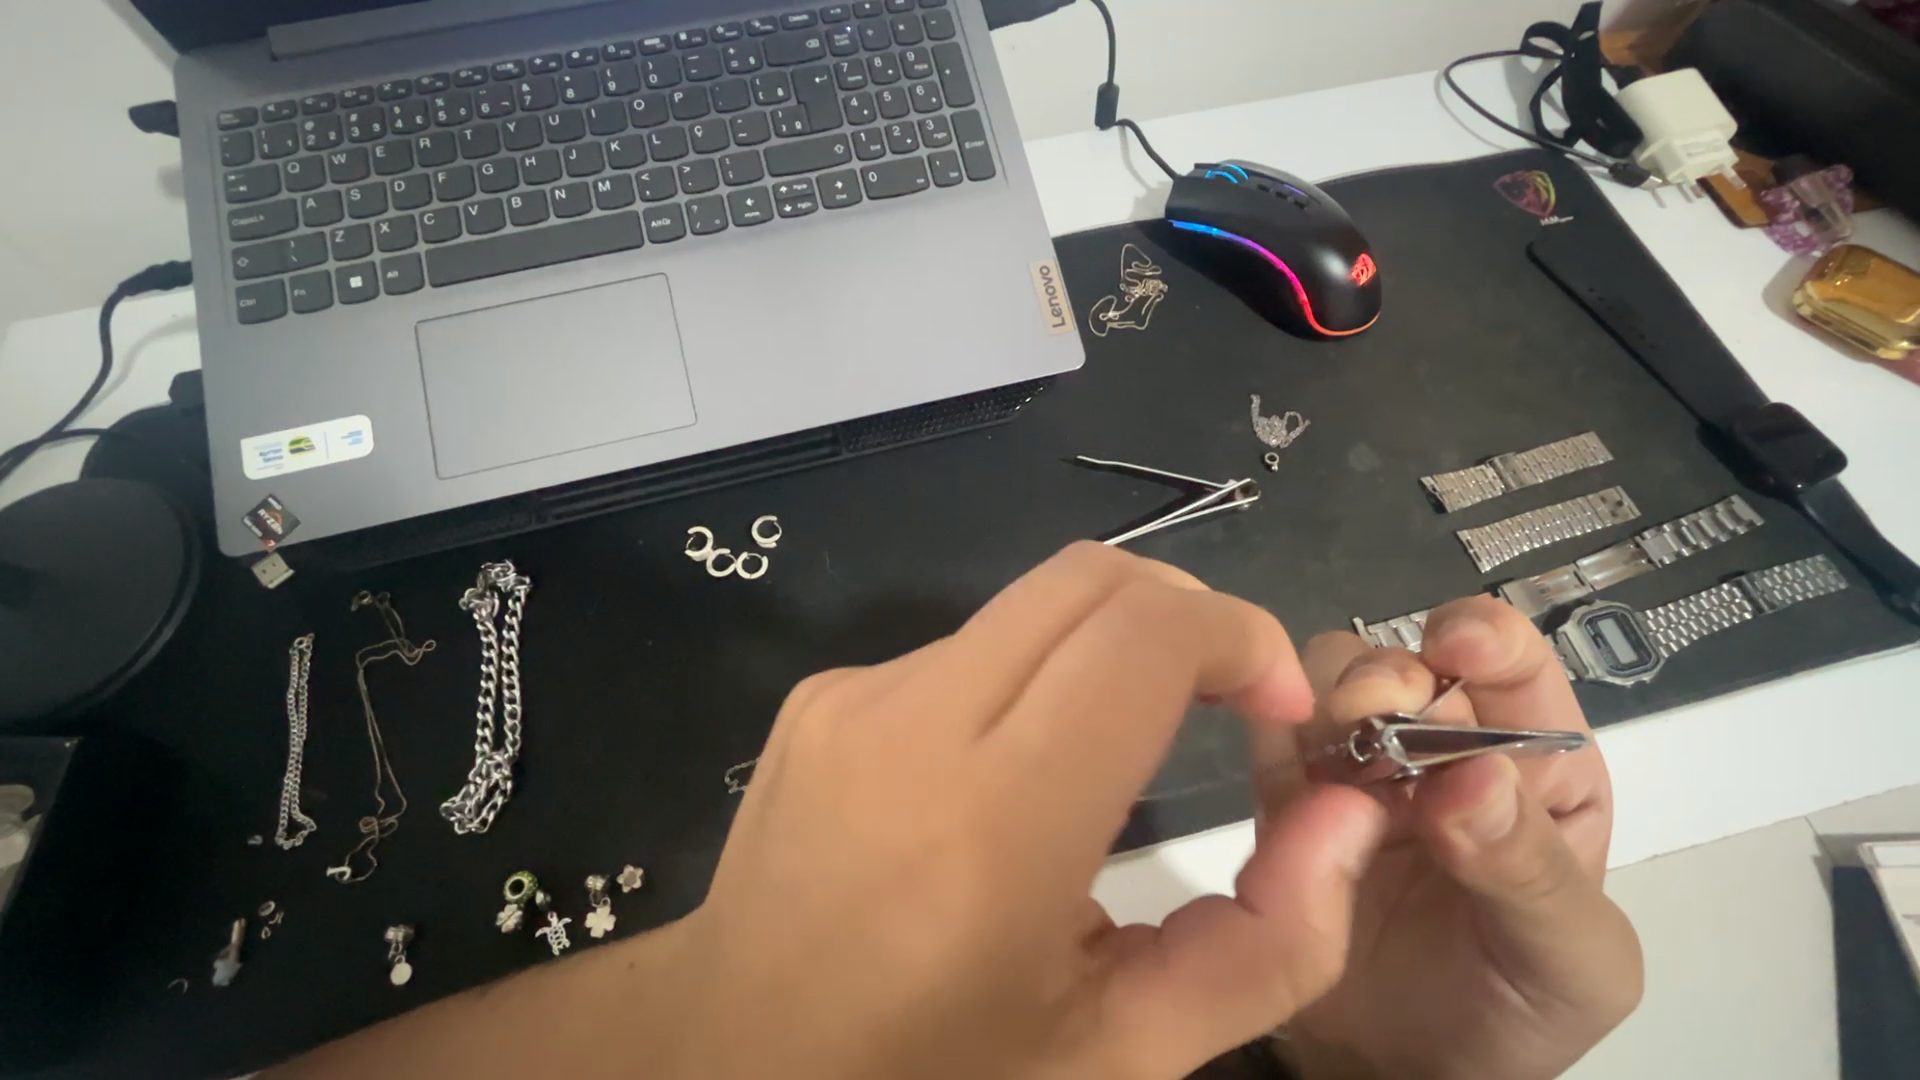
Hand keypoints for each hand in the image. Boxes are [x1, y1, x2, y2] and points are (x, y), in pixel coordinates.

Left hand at [670, 543, 1389, 1078]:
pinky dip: (1019, 679)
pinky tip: (996, 771)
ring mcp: (853, 694)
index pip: (1141, 635)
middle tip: (1218, 692)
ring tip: (1103, 746)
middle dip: (1182, 610)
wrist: (731, 1055)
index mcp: (996, 825)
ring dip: (1100, 646)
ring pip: (1026, 605)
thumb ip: (1264, 943)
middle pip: (1087, 577)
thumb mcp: (1121, 1051)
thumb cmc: (934, 1073)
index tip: (1273, 699)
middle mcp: (913, 725)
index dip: (1236, 633)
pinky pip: (959, 647)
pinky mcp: (821, 690)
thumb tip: (1342, 812)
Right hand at [1275, 598, 1643, 1079]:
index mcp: (1530, 765)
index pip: (1510, 665)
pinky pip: (1267, 724)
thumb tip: (1472, 778)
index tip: (1453, 646)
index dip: (1485, 636)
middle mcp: (1437, 744)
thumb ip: (1531, 871)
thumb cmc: (1505, 1007)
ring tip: (1327, 773)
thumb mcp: (1567, 960)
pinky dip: (1264, 722)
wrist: (1391, 1061)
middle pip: (1400, 657)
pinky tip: (1282, 772)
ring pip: (1323, 676)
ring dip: (1320, 700)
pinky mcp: (1286, 784)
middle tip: (1367, 722)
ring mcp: (1354, 760)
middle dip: (1383, 675)